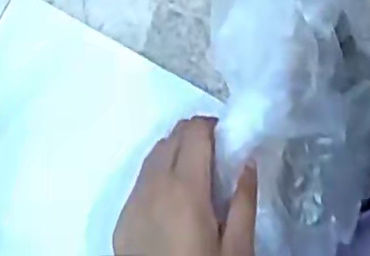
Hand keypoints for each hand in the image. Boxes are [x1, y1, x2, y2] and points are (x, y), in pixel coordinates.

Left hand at [114, 117, 256, 255]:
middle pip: (173, 135)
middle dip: (195, 137)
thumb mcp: (236, 251)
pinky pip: (141, 179)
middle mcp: (154, 182)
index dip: (212, 126)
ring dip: (175, 153)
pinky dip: (158, 175)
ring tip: (196, 179)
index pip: (195, 130)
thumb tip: (247, 160)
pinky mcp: (122, 217)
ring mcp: (134, 197)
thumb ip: (243, 201)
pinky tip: (173, 200)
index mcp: (185, 185)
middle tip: (216, 159)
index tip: (228, 139)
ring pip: (155, 153)